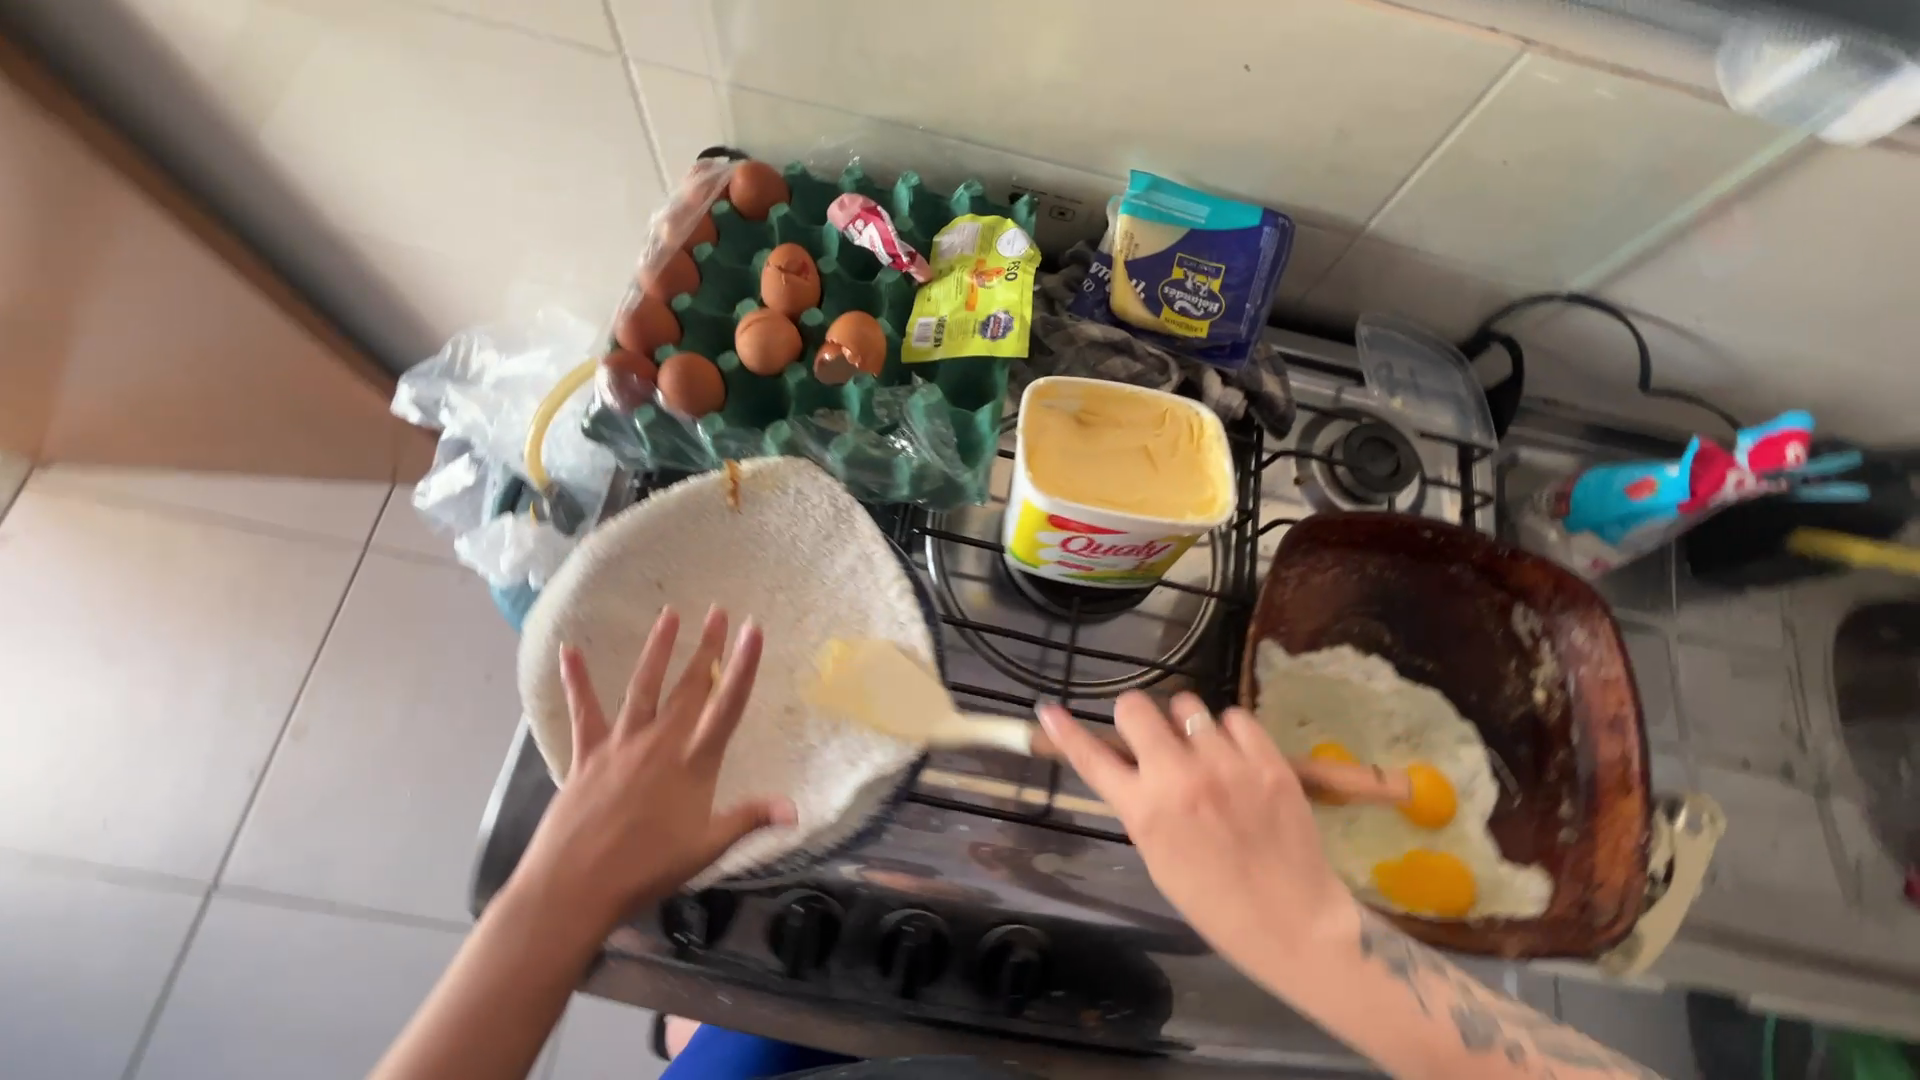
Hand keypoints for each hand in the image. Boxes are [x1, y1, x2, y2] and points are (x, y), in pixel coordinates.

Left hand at [509, 606, 795, 931]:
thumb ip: (750, 819)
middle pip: (691, 686)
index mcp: (694, 762)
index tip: (753, 629)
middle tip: (718, 611)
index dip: (743, 666)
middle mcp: (661, 742)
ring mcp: (621, 743)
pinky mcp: (587, 753)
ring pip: (644, 686)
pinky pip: (584, 710)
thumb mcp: (707, 848)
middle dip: (708, 647)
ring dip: (658, 649)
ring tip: (669, 614)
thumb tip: (797, 810)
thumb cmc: (646, 869)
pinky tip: (570, 651)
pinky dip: (577, 680)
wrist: (574, 887)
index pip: (728, 705)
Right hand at [1038, 692, 1357, 959]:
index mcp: (1145, 810)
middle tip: (1151, 737)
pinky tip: (1234, 757)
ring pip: (1188, 706)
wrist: (1291, 921)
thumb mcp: (1158, 856)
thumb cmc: (1214, 902)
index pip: (1091, 758)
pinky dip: (1229, 732)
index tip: (1049, 711)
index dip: (1066, 732)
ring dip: (1186, 725)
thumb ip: (1141, 805)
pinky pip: (1235, 717)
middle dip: (1136, 718)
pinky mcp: (1267, 760)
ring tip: (1201, 751)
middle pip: (1136, 707)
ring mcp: (1226, 764)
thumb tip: (1130, 765)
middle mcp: (1180, 777)